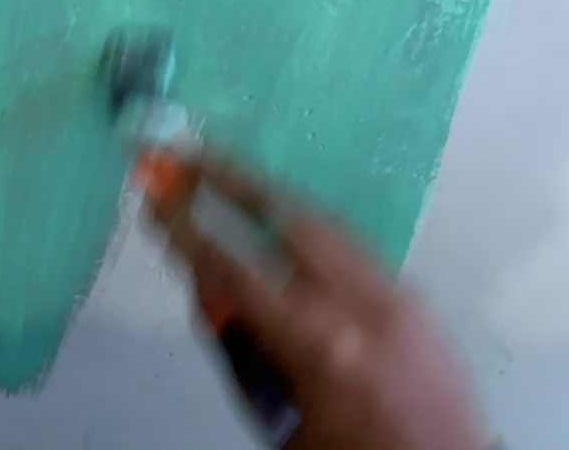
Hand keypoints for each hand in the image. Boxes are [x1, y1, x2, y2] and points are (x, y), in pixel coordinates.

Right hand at [148, 158, 486, 449]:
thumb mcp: (273, 412)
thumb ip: (238, 342)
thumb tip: (202, 273)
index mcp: (317, 347)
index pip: (233, 268)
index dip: (186, 227)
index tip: (154, 195)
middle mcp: (358, 307)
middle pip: (283, 218)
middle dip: (230, 179)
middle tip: (189, 155)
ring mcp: (392, 294)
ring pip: (319, 218)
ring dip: (267, 192)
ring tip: (227, 170)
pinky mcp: (413, 293)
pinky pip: (348, 240)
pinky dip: (305, 221)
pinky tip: (280, 212)